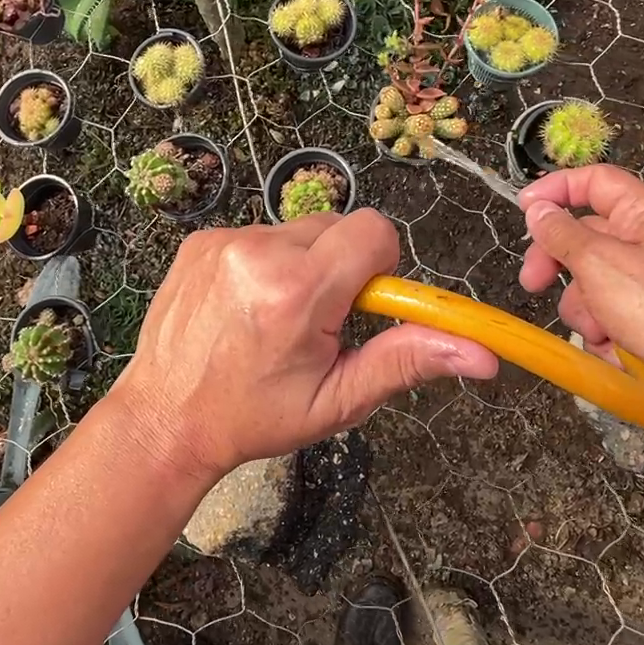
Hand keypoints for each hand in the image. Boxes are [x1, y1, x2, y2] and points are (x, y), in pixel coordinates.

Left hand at [108, 210, 497, 484]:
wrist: (164, 419)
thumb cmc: (253, 418)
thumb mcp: (336, 401)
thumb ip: (406, 362)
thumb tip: (479, 352)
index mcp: (298, 293)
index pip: (373, 230)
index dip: (381, 263)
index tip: (361, 303)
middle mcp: (259, 252)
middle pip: (337, 226)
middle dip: (341, 266)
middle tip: (317, 319)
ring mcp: (224, 240)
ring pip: (298, 229)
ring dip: (302, 263)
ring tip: (276, 314)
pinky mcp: (200, 239)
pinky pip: (258, 233)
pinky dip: (265, 261)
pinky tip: (245, 304)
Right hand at [516, 166, 643, 423]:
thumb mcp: (598, 264)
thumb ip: (560, 233)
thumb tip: (538, 210)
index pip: (595, 180)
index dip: (556, 188)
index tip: (523, 209)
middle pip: (587, 234)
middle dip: (557, 261)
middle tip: (532, 283)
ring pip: (593, 278)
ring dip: (583, 306)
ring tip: (597, 330)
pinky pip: (611, 310)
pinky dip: (603, 328)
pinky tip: (614, 348)